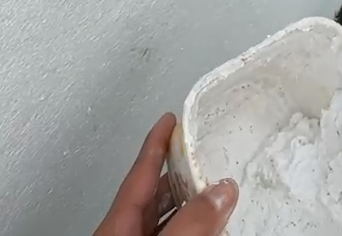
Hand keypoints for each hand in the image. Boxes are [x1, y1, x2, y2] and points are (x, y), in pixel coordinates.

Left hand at [92, 113, 237, 235]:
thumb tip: (224, 189)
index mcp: (117, 223)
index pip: (140, 170)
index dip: (157, 141)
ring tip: (215, 191)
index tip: (169, 118)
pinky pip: (170, 234)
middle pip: (152, 193)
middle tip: (204, 152)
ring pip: (163, 217)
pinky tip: (204, 228)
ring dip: (188, 203)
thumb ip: (191, 220)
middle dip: (180, 171)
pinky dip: (188, 227)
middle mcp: (123, 233)